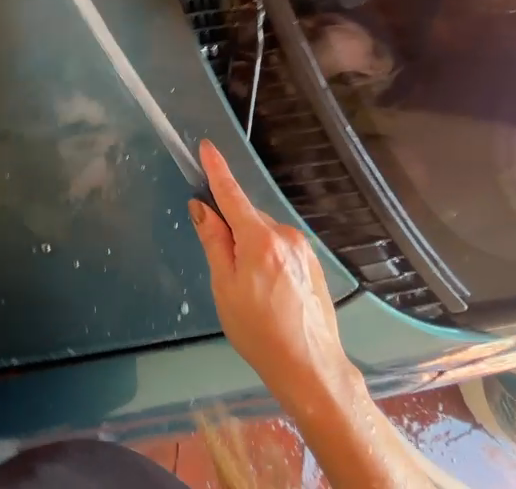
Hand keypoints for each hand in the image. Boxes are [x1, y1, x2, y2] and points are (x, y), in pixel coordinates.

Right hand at [189, 139, 355, 406]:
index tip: (206, 146)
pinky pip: (281, 248)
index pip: (231, 194)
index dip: (216, 170)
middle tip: (222, 267)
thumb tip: (201, 207)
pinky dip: (267, 257)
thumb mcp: (224, 287)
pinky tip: (268, 292)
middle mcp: (285, 235)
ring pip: (264, 234)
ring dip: (250, 246)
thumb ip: (213, 242)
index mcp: (260, 239)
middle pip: (248, 217)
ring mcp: (303, 249)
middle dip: (231, 228)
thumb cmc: (258, 331)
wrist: (312, 369)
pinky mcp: (314, 264)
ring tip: (248, 290)